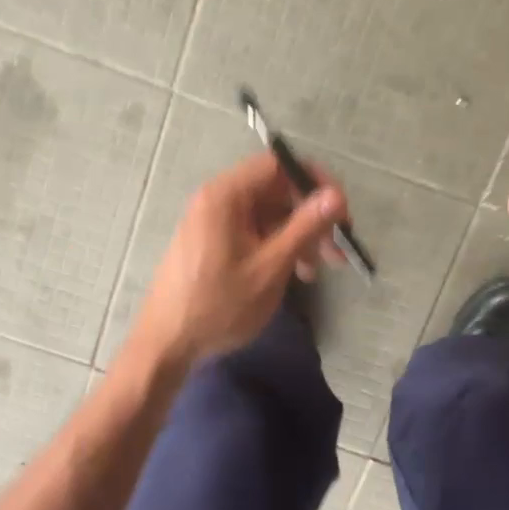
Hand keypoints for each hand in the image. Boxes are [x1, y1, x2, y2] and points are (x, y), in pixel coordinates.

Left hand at [132, 153, 347, 363]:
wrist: (167, 345)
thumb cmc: (219, 305)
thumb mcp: (271, 266)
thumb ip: (305, 227)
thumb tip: (337, 195)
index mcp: (226, 195)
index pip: (279, 165)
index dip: (315, 181)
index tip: (341, 211)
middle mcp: (218, 199)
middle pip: (277, 190)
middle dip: (312, 216)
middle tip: (338, 249)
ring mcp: (215, 221)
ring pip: (270, 214)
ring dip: (300, 236)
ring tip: (318, 270)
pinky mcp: (215, 242)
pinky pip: (256, 232)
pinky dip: (280, 247)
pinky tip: (297, 274)